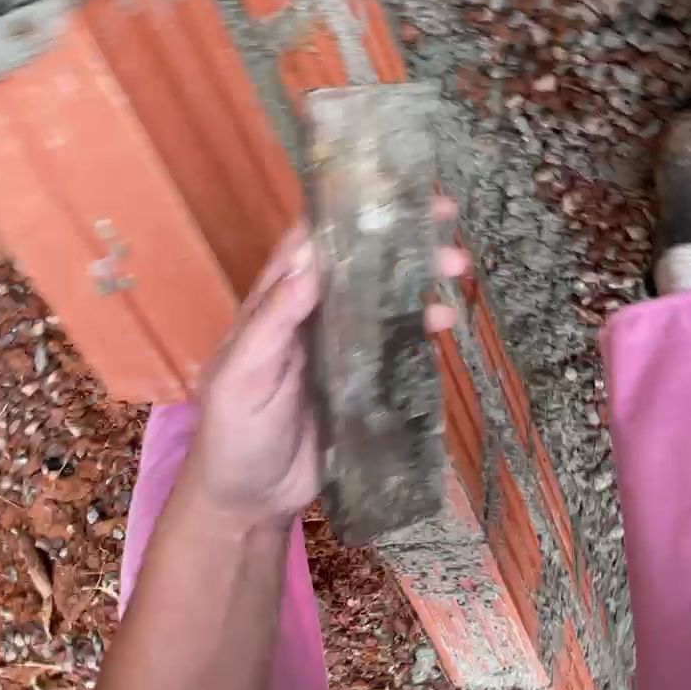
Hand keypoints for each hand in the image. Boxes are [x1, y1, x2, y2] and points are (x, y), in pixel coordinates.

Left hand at [183, 205, 470, 526]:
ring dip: (418, 277)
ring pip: (383, 296)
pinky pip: (396, 342)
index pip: (311, 242)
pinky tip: (443, 321)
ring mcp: (340, 343)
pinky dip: (420, 327)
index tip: (387, 189)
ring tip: (457, 266)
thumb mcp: (241, 377)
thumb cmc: (233, 433)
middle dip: (399, 238)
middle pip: (358, 262)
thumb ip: (271, 323)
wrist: (252, 500)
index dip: (346, 211)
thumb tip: (309, 266)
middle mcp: (312, 311)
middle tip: (443, 217)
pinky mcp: (364, 376)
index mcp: (276, 301)